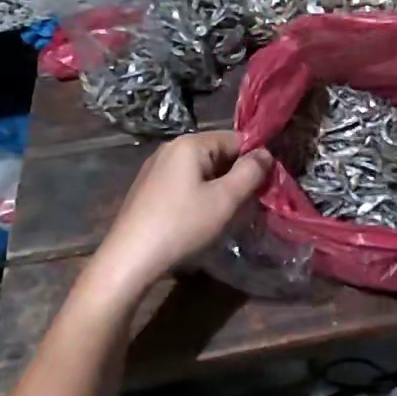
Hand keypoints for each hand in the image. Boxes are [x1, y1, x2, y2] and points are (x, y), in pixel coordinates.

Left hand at [86, 131, 272, 302]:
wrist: (131, 256)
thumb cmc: (182, 225)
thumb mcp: (224, 200)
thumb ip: (250, 173)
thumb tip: (265, 154)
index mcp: (189, 143)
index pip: (234, 139)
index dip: (253, 160)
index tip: (263, 186)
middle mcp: (170, 147)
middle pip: (216, 153)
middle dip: (235, 175)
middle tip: (246, 204)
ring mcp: (155, 167)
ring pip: (200, 169)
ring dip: (217, 187)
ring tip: (224, 214)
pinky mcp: (147, 187)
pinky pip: (183, 181)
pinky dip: (197, 194)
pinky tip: (198, 218)